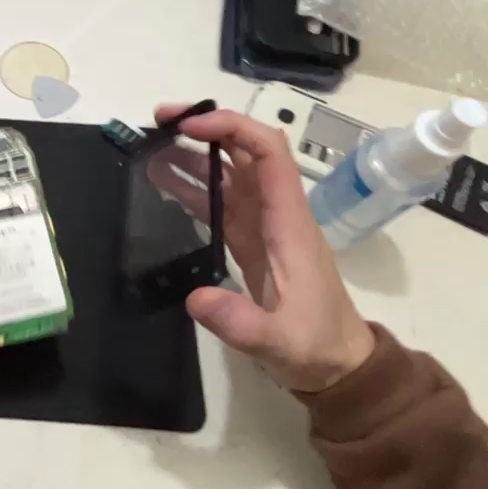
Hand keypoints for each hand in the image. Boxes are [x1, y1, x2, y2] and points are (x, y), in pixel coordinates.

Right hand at [151, 105, 374, 391]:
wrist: (338, 367)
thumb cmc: (315, 346)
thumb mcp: (279, 340)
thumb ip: (239, 321)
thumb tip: (196, 298)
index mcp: (288, 221)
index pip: (267, 153)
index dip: (230, 128)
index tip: (188, 126)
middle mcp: (275, 212)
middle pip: (244, 152)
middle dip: (205, 128)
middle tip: (159, 121)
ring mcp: (261, 225)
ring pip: (227, 173)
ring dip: (192, 155)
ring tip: (149, 147)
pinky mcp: (248, 240)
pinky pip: (217, 201)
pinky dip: (190, 186)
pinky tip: (160, 182)